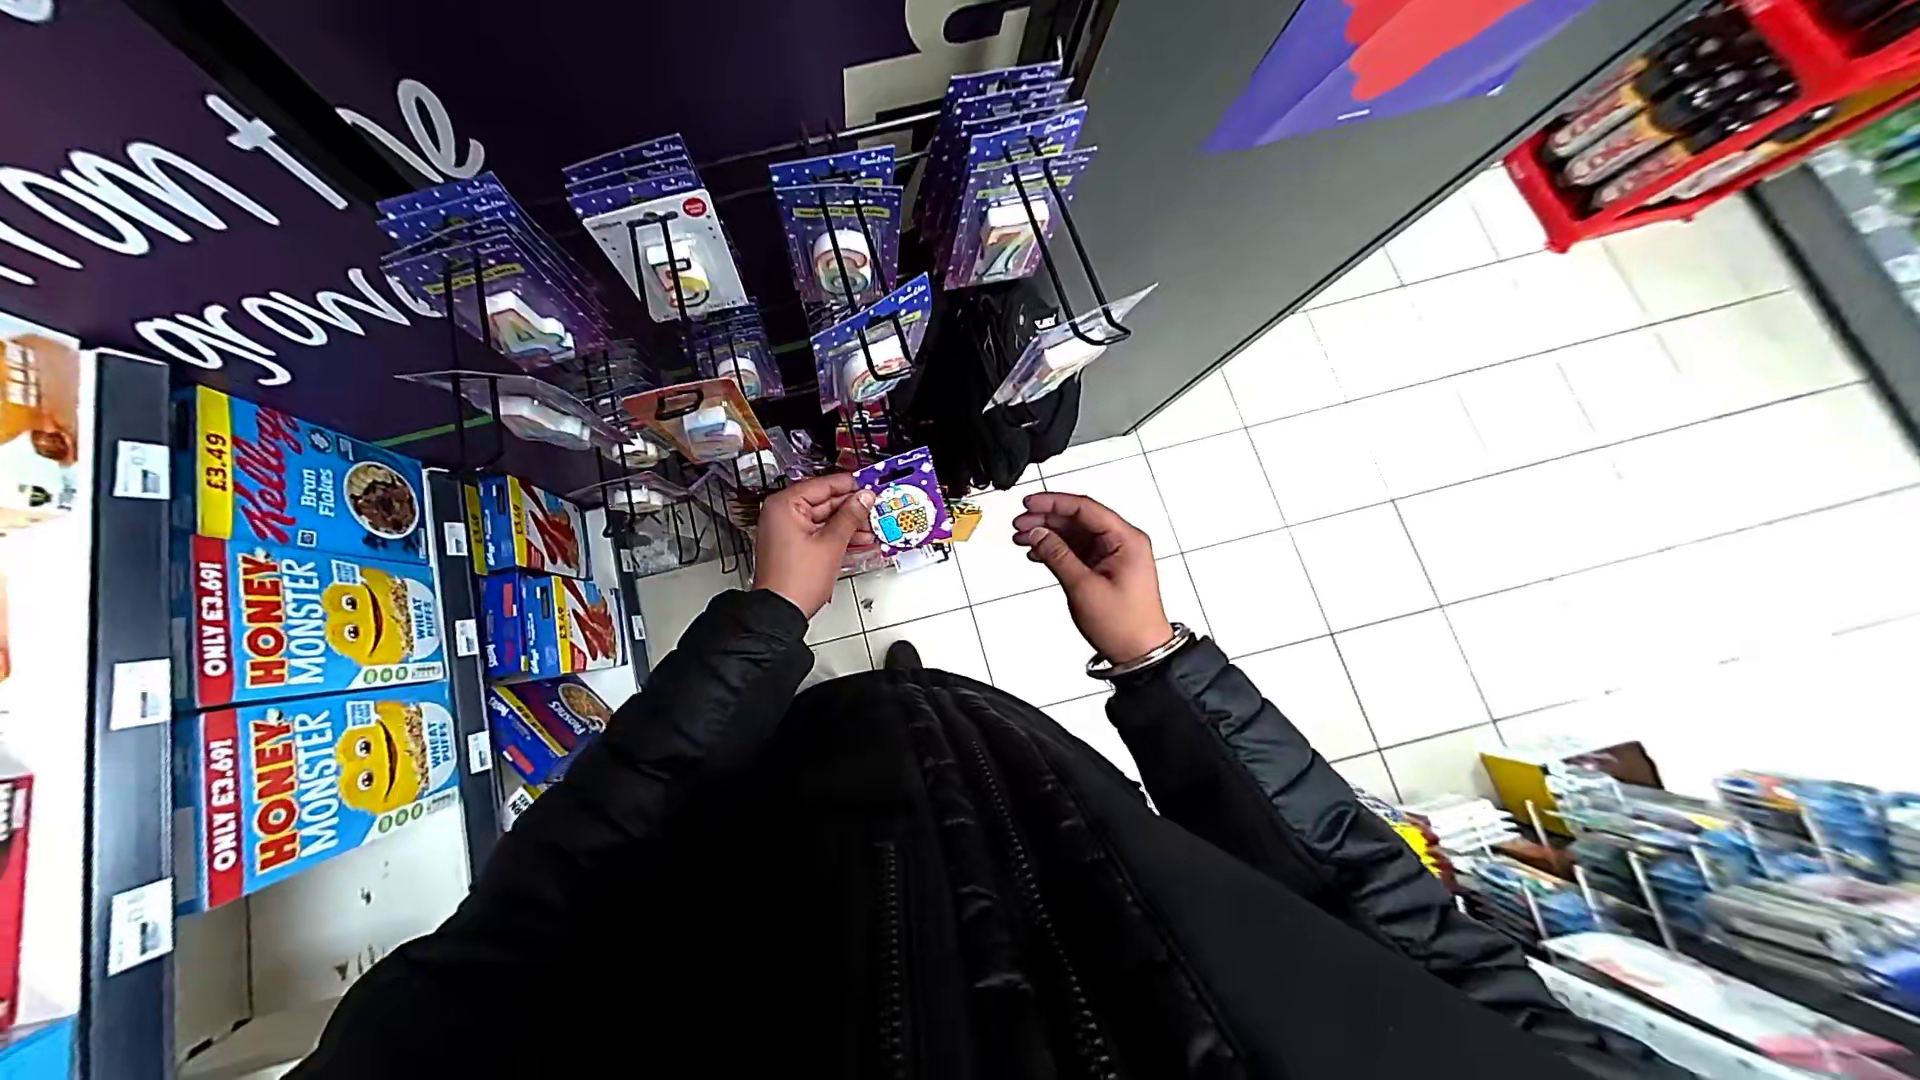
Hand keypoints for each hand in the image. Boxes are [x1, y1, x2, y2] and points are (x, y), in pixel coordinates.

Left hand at [753, 474, 874, 617]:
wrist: (781, 611)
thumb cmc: (794, 581)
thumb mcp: (832, 543)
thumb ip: (850, 516)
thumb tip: (863, 498)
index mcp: (784, 505)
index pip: (823, 485)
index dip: (849, 486)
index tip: (867, 487)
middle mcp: (780, 513)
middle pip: (823, 501)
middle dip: (851, 508)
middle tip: (872, 509)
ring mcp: (785, 530)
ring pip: (823, 518)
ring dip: (847, 523)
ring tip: (869, 527)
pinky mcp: (791, 545)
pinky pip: (818, 532)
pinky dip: (836, 535)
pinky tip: (856, 539)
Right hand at [1013, 492, 1174, 664]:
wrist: (1140, 653)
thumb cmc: (1125, 624)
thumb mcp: (1084, 587)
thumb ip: (1058, 555)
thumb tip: (1039, 533)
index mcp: (1126, 540)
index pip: (1085, 508)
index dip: (1054, 502)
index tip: (1030, 502)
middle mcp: (1122, 543)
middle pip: (1078, 519)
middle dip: (1046, 519)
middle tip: (1021, 522)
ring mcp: (1113, 555)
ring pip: (1074, 534)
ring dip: (1048, 534)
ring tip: (1023, 537)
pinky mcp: (1105, 568)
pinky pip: (1076, 550)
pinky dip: (1055, 549)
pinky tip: (1037, 552)